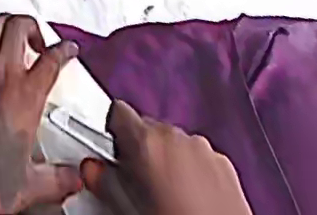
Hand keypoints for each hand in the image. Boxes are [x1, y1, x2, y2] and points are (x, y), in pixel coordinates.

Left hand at [0, 14, 84, 211]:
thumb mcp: (31, 182)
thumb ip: (57, 177)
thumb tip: (73, 178)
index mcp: (27, 95)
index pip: (51, 59)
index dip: (63, 50)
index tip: (68, 49)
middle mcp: (4, 74)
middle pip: (18, 26)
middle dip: (31, 26)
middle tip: (38, 41)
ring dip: (8, 26)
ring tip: (15, 38)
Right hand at [81, 100, 249, 214]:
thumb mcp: (130, 211)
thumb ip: (106, 184)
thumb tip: (90, 167)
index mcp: (147, 140)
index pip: (118, 112)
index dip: (113, 132)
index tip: (114, 157)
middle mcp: (174, 134)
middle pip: (146, 128)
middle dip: (140, 149)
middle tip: (140, 185)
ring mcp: (203, 147)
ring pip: (173, 142)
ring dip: (166, 159)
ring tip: (169, 196)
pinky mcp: (225, 163)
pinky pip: (197, 156)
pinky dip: (191, 170)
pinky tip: (193, 201)